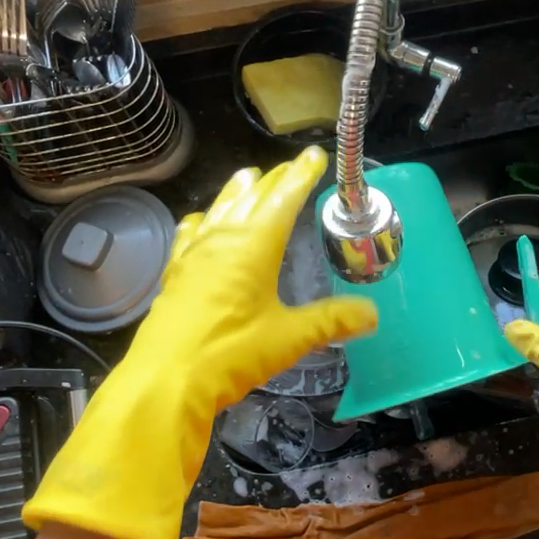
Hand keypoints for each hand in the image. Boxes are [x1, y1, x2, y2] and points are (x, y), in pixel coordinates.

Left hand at [24, 146, 378, 538]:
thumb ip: (330, 322)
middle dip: (274, 180)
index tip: (314, 157)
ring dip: (236, 192)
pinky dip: (202, 222)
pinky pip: (190, 236)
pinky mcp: (175, 276)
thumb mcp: (289, 339)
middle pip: (251, 199)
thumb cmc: (231, 354)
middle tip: (291, 167)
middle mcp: (221, 241)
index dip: (301, 176)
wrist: (166, 382)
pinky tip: (200, 222)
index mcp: (253, 247)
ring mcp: (193, 257)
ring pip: (219, 211)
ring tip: (246, 176)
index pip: (283, 199)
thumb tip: (371, 314)